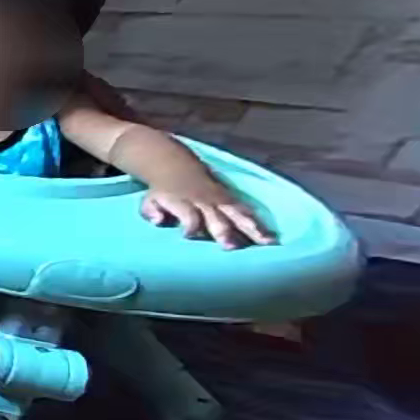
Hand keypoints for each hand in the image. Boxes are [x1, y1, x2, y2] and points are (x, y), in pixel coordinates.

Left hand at [141, 180, 274, 249]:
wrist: (178, 171)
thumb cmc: (161, 193)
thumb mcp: (149, 201)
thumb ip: (150, 211)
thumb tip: (158, 221)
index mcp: (182, 202)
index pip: (189, 215)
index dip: (190, 226)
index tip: (189, 237)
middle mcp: (205, 202)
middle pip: (216, 218)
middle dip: (223, 232)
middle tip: (230, 247)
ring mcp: (222, 200)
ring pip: (239, 215)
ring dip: (252, 229)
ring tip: (266, 243)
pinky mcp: (233, 200)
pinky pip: (248, 212)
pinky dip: (260, 224)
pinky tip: (271, 236)